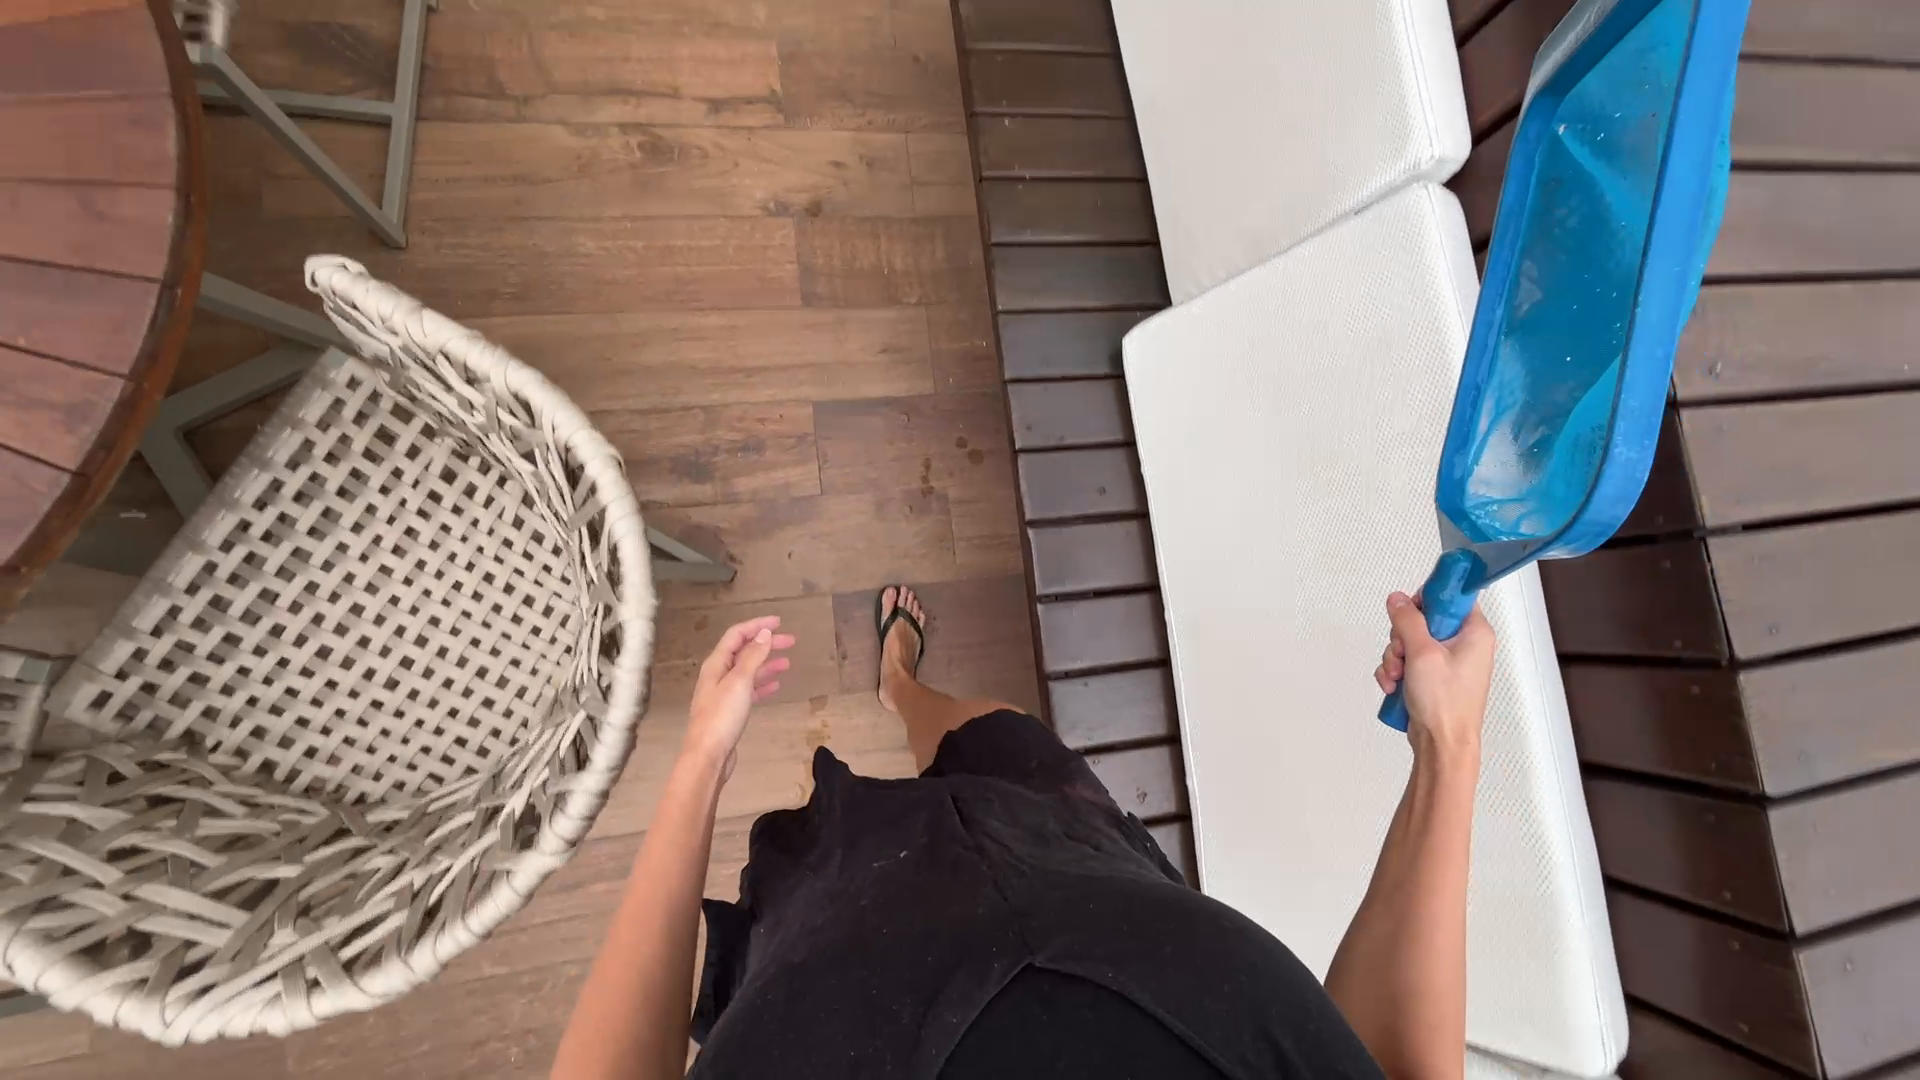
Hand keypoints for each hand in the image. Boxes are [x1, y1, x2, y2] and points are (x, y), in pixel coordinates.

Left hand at [685, 616, 794, 774]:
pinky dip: (763, 684)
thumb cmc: (722, 716)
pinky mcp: (730, 711)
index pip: (736, 635)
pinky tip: (776, 685)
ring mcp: (723, 694)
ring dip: (767, 664)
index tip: (779, 622)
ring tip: (787, 663)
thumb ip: (753, 656)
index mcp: (716, 664)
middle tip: (791, 641)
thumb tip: (764, 633)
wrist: (708, 756)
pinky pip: (749, 690)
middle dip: (766, 644)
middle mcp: (718, 675)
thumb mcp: (739, 682)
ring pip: (748, 671)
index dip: (757, 625)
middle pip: (743, 651)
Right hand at [1374, 592, 1494, 760]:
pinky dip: (1395, 671)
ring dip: (1394, 657)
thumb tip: (1397, 598)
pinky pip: (1406, 661)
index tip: (1410, 612)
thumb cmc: (1444, 702)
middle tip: (1402, 654)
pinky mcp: (1432, 676)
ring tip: (1397, 677)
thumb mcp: (1422, 653)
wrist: (1441, 743)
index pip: (1452, 598)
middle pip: (1422, 620)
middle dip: (1401, 638)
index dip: (1427, 600)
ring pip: (1409, 641)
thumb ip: (1407, 620)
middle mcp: (1464, 644)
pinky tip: (1393, 686)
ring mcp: (1447, 661)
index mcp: (1474, 633)